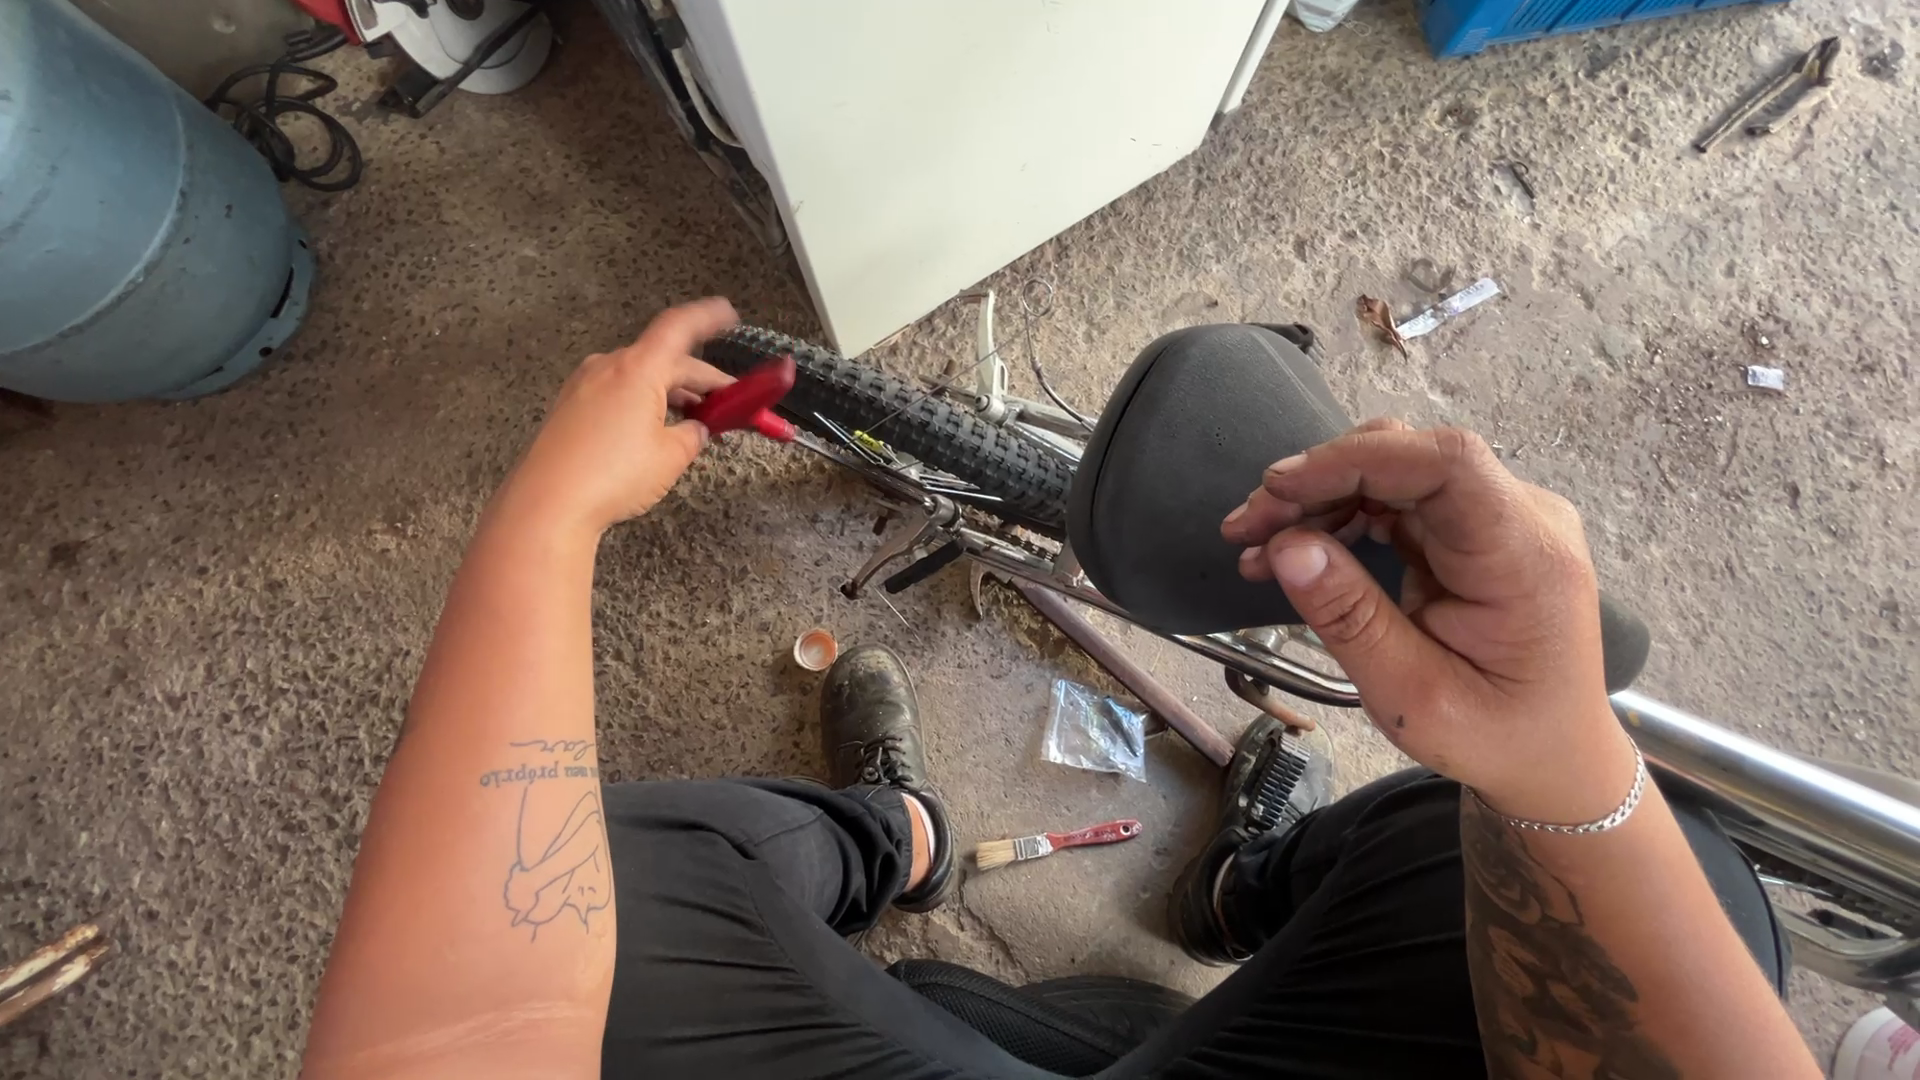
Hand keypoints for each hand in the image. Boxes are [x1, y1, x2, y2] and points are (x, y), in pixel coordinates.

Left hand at [504, 299, 737, 535]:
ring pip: (642, 378)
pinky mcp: (572, 408)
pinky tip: (659, 430)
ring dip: (674, 395)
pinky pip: (620, 393)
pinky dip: (646, 403)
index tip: (728, 312)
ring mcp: (586, 386)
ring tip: (699, 423)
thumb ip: (694, 435)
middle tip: (730, 402)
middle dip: (701, 380)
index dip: (708, 317)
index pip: (679, 329)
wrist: (549, 504)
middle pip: (666, 361)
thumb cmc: (612, 475)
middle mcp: (608, 368)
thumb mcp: (671, 456)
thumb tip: (698, 430)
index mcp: (638, 369)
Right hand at [1221, 420, 1636, 823]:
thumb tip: (1286, 546)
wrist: (1550, 758)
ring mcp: (1495, 518)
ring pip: (1389, 472)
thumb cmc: (1493, 738)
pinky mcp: (1468, 530)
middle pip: (1407, 458)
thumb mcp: (1412, 695)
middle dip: (1315, 482)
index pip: (1445, 464)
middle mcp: (1520, 518)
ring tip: (1255, 545)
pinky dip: (1333, 516)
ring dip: (1315, 499)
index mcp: (1525, 558)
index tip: (1276, 490)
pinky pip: (1391, 499)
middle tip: (1245, 529)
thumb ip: (1350, 618)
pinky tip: (1290, 550)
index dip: (1352, 460)